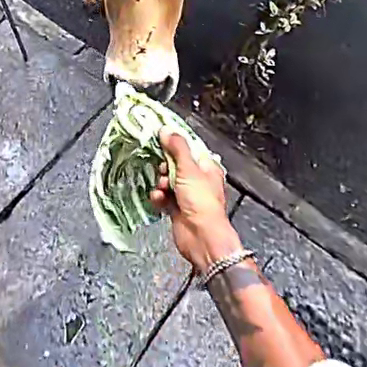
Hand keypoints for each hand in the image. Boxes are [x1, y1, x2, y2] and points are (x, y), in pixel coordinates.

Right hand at [151, 131, 241, 273]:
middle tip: (164, 171)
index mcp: (206, 167)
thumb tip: (166, 130)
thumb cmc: (202, 202)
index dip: (174, 144)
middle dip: (165, 167)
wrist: (200, 237)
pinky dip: (159, 196)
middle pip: (174, 164)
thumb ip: (177, 148)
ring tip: (163, 188)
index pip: (188, 148)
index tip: (160, 139)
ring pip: (166, 180)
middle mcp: (197, 179)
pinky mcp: (176, 208)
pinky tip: (159, 199)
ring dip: (161, 183)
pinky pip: (163, 196)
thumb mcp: (189, 169)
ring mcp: (186, 194)